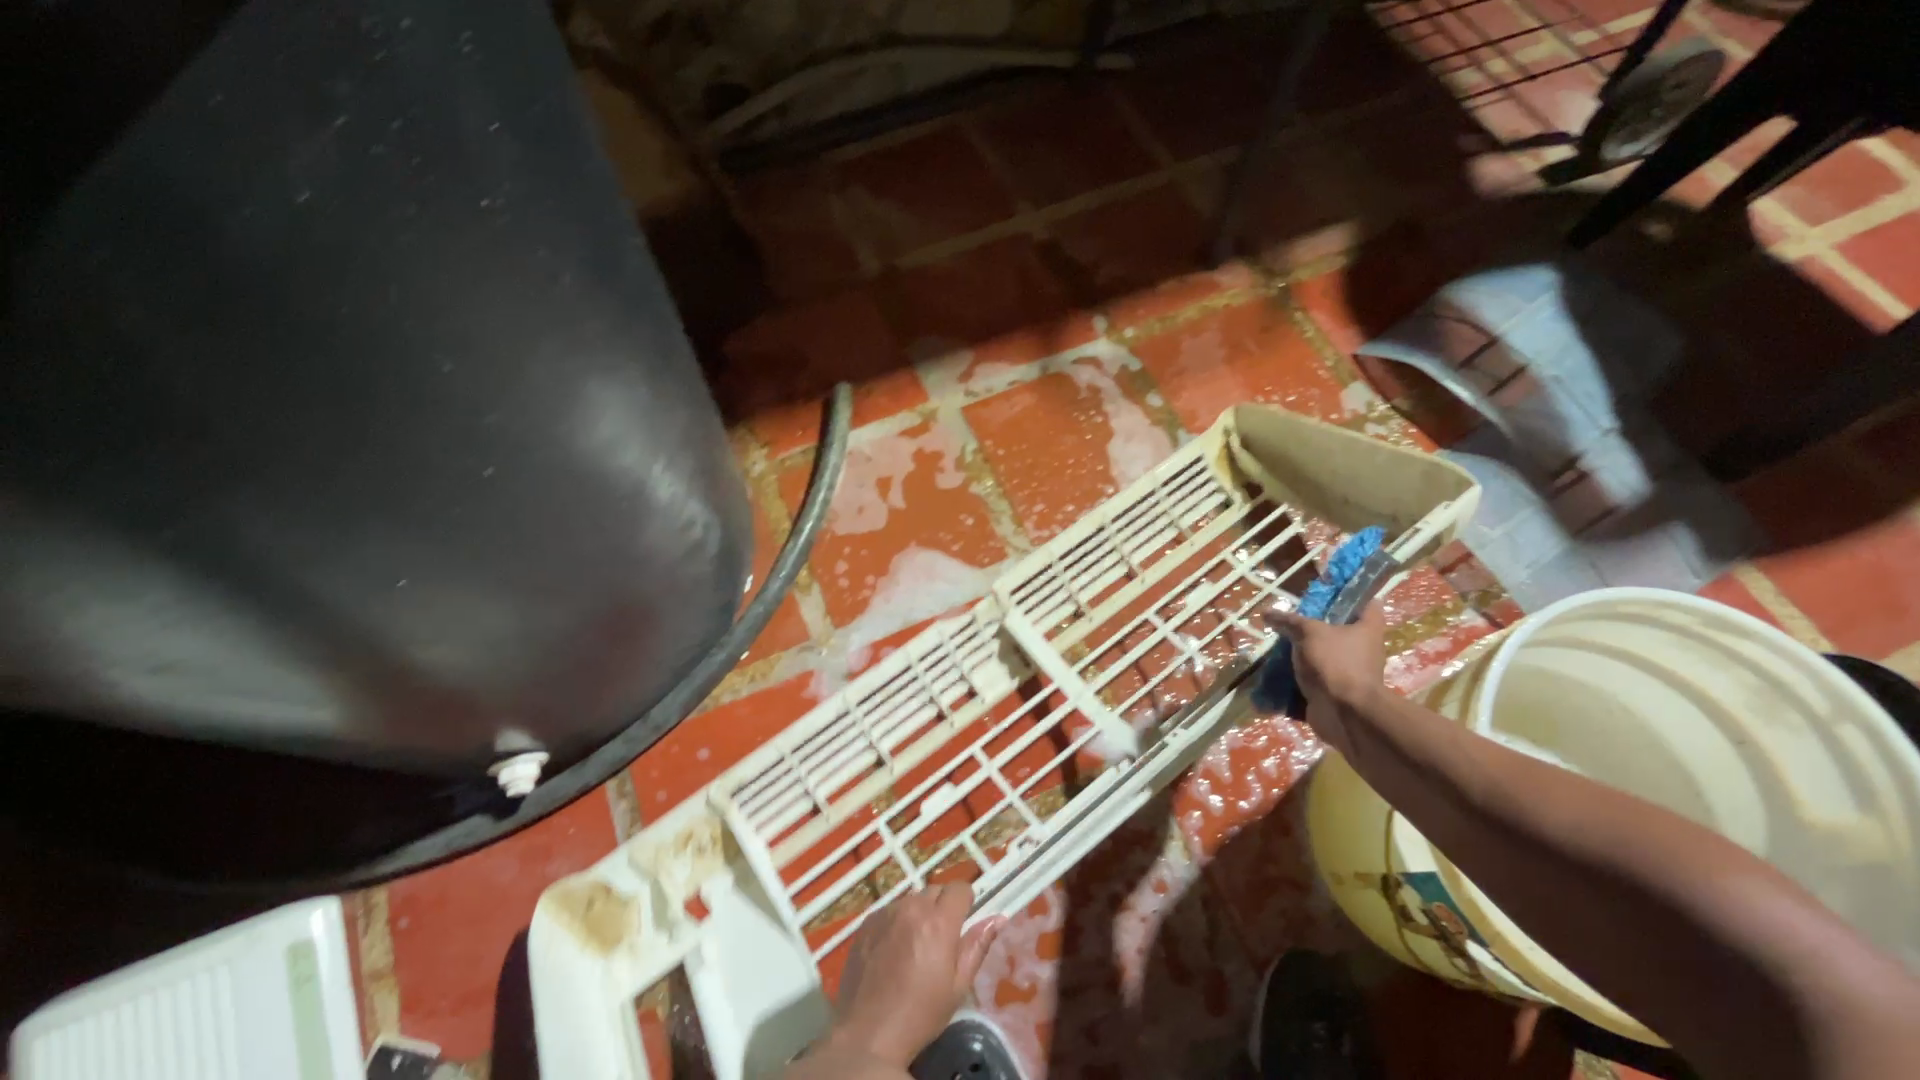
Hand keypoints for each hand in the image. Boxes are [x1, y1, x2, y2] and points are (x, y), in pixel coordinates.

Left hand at [821, 883, 1005, 1068]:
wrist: (868, 1034)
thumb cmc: (921, 1014)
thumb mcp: (958, 986)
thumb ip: (977, 946)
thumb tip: (998, 919)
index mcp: (939, 922)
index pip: (960, 888)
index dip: (966, 902)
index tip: (964, 923)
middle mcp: (911, 909)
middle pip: (935, 890)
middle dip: (943, 906)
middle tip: (941, 940)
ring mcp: (884, 914)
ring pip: (910, 900)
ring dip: (919, 913)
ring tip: (915, 946)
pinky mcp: (865, 925)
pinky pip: (888, 911)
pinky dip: (896, 922)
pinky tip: (892, 951)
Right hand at [1269, 601, 1387, 757]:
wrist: (1344, 714)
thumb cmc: (1335, 663)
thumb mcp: (1309, 633)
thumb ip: (1289, 621)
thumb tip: (1267, 612)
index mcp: (1367, 628)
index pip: (1367, 602)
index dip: (1350, 593)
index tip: (1325, 591)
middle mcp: (1364, 649)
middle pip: (1340, 630)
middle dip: (1315, 627)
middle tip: (1291, 620)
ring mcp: (1350, 672)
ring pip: (1323, 656)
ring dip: (1302, 654)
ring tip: (1277, 647)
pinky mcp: (1336, 693)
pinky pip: (1313, 681)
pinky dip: (1296, 680)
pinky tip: (1275, 674)